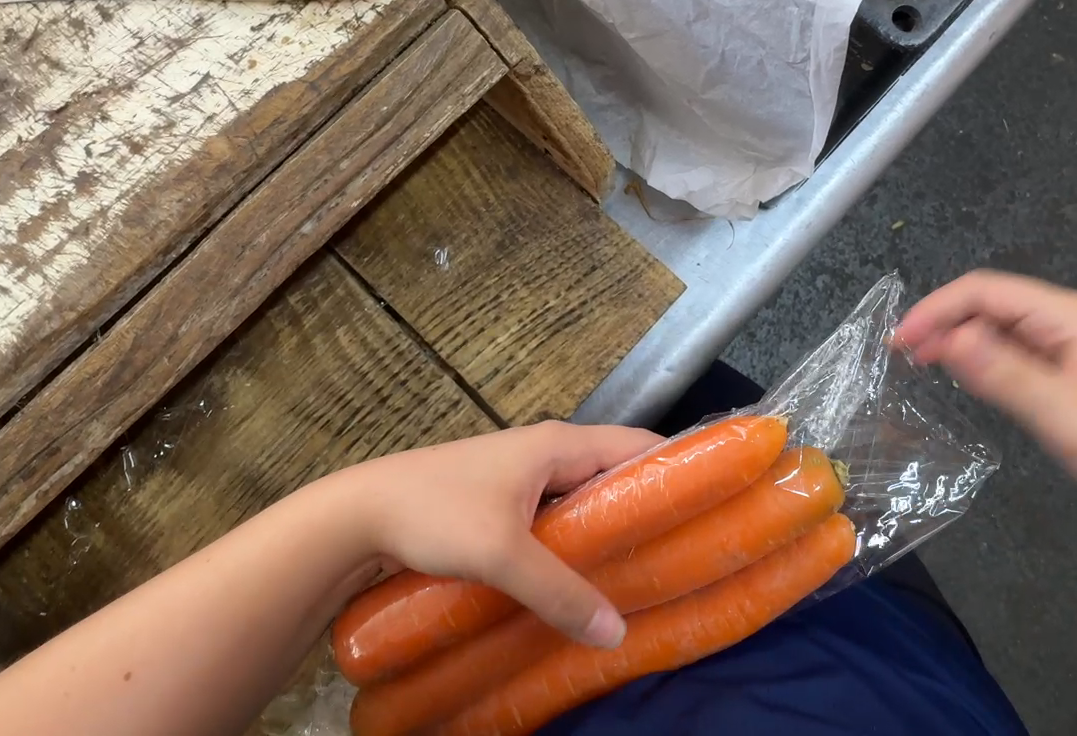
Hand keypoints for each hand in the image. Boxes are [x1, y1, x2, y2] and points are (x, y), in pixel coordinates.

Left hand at [324, 421, 660, 647]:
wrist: (361, 513)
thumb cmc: (436, 512)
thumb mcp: (502, 554)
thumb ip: (559, 591)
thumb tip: (617, 632)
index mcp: (557, 444)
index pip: (635, 445)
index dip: (677, 464)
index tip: (715, 498)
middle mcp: (545, 453)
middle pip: (613, 472)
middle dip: (649, 505)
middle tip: (689, 548)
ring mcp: (521, 477)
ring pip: (582, 499)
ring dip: (610, 527)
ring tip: (646, 570)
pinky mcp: (501, 502)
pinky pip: (555, 518)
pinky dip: (576, 541)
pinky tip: (584, 579)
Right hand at [895, 270, 1076, 530]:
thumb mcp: (1063, 414)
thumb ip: (1001, 373)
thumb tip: (946, 338)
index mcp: (1072, 316)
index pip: (985, 291)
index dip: (936, 309)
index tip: (900, 339)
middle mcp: (1072, 321)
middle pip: (992, 305)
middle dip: (944, 323)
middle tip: (905, 356)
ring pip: (1004, 329)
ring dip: (962, 342)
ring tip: (927, 366)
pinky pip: (1020, 353)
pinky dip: (986, 361)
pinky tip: (971, 380)